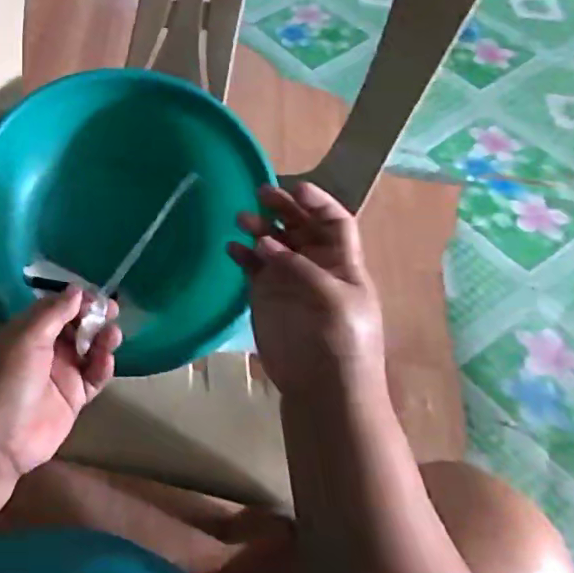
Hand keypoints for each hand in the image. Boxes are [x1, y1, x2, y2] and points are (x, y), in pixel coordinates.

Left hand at [0, 288, 119, 478]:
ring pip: (88, 350)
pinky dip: (102, 366)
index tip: (95, 295)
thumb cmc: (8, 379)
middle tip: (112, 309)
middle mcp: (44, 349)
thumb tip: (76, 289)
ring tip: (113, 333)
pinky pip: (94, 376)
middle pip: (75, 326)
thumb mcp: (26, 338)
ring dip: (101, 339)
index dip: (76, 299)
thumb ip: (53, 313)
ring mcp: (60, 374)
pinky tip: (107, 359)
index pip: (56, 307)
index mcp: (27, 330)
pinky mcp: (73, 398)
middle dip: (93, 316)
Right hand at [228, 182, 384, 391]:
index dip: (318, 203)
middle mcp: (314, 264)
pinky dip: (241, 254)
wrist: (322, 384)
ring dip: (258, 227)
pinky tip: (231, 248)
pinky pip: (251, 265)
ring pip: (272, 242)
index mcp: (342, 262)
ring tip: (241, 219)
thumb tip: (263, 241)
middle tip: (260, 193)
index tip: (294, 188)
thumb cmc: (340, 340)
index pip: (333, 222)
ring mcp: (287, 278)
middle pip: (299, 226)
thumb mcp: (332, 298)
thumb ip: (299, 267)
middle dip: (283, 207)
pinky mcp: (264, 293)